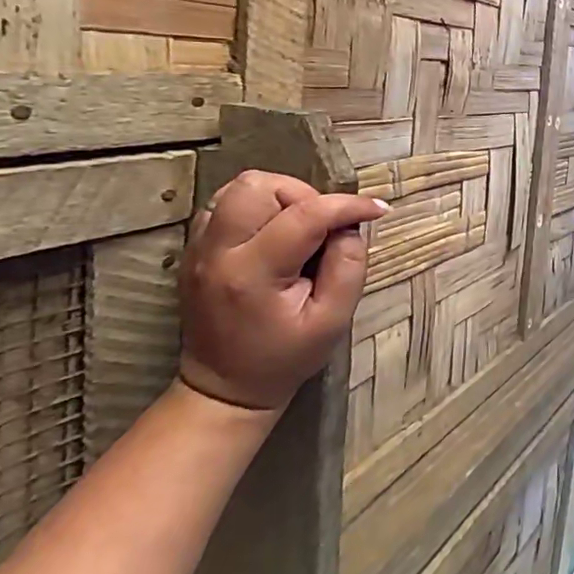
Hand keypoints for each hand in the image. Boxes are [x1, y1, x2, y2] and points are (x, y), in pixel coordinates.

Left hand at [179, 171, 387, 409]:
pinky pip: (226, 205)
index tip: (377, 210)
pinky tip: (277, 236)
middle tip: (324, 224)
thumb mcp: (333, 320)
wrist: (224, 387)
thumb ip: (347, 267)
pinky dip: (260, 209)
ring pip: (238, 189)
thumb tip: (349, 227)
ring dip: (280, 198)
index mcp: (251, 274)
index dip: (348, 205)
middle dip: (302, 194)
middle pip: (257, 186)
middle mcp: (216, 253)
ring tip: (302, 228)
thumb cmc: (284, 357)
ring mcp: (198, 249)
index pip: (304, 216)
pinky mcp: (195, 249)